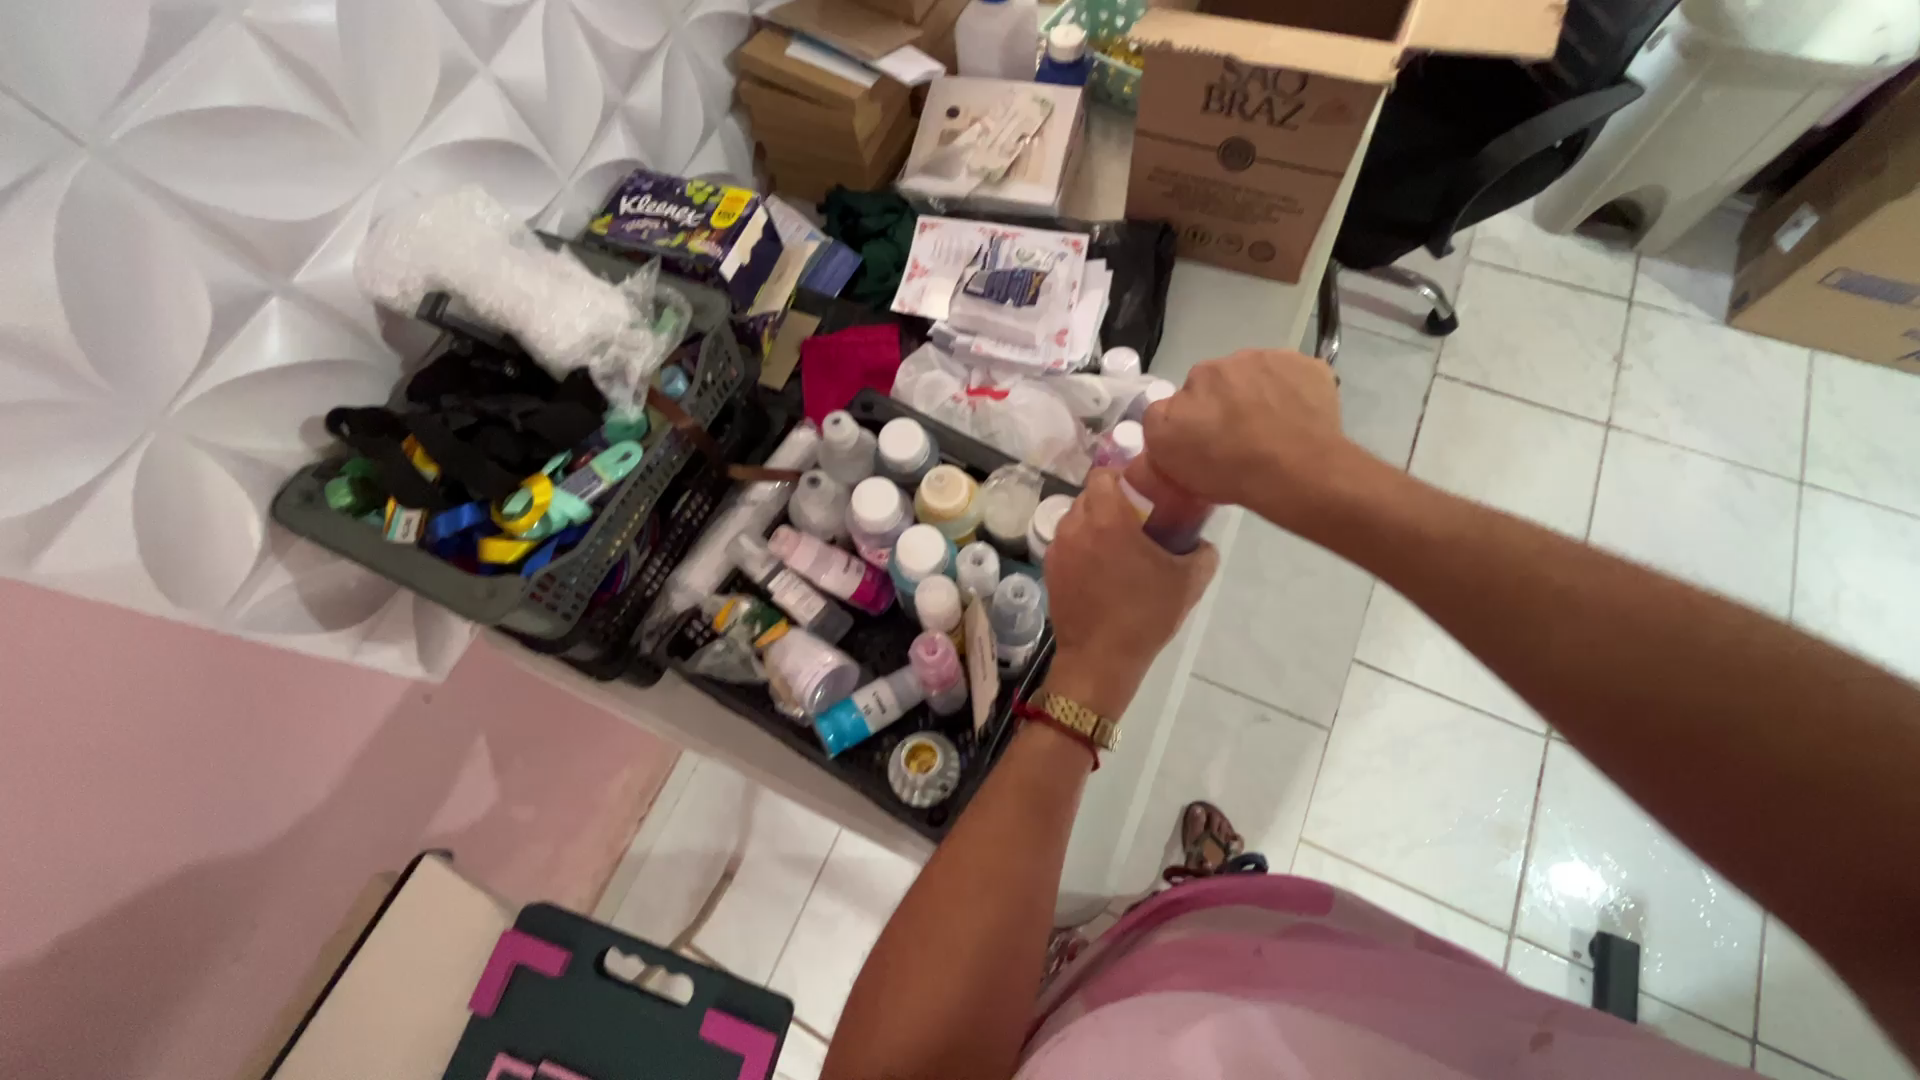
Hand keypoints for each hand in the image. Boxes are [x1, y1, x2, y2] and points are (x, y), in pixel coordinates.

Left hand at [1041, 469, 1217, 717]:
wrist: (1100, 659)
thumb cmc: (1144, 615)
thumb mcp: (1188, 582)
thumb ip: (1201, 552)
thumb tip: (1201, 542)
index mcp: (1106, 519)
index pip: (1103, 474)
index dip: (1121, 478)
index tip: (1142, 493)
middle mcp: (1075, 526)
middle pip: (1088, 495)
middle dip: (1110, 501)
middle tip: (1135, 520)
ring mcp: (1057, 548)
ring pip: (1074, 519)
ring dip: (1093, 523)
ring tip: (1117, 546)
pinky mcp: (1049, 569)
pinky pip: (1065, 543)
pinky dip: (1081, 546)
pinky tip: (1100, 568)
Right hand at [1141, 348, 1367, 528]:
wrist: (1296, 472)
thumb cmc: (1227, 469)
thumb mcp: (1167, 455)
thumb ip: (1158, 422)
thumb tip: (1170, 411)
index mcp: (1194, 378)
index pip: (1187, 396)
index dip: (1194, 421)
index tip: (1206, 444)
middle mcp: (1229, 361)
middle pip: (1223, 382)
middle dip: (1227, 403)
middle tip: (1238, 439)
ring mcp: (1273, 359)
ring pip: (1259, 376)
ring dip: (1259, 395)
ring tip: (1271, 430)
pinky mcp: (1310, 366)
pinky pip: (1294, 377)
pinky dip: (1294, 393)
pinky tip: (1297, 420)